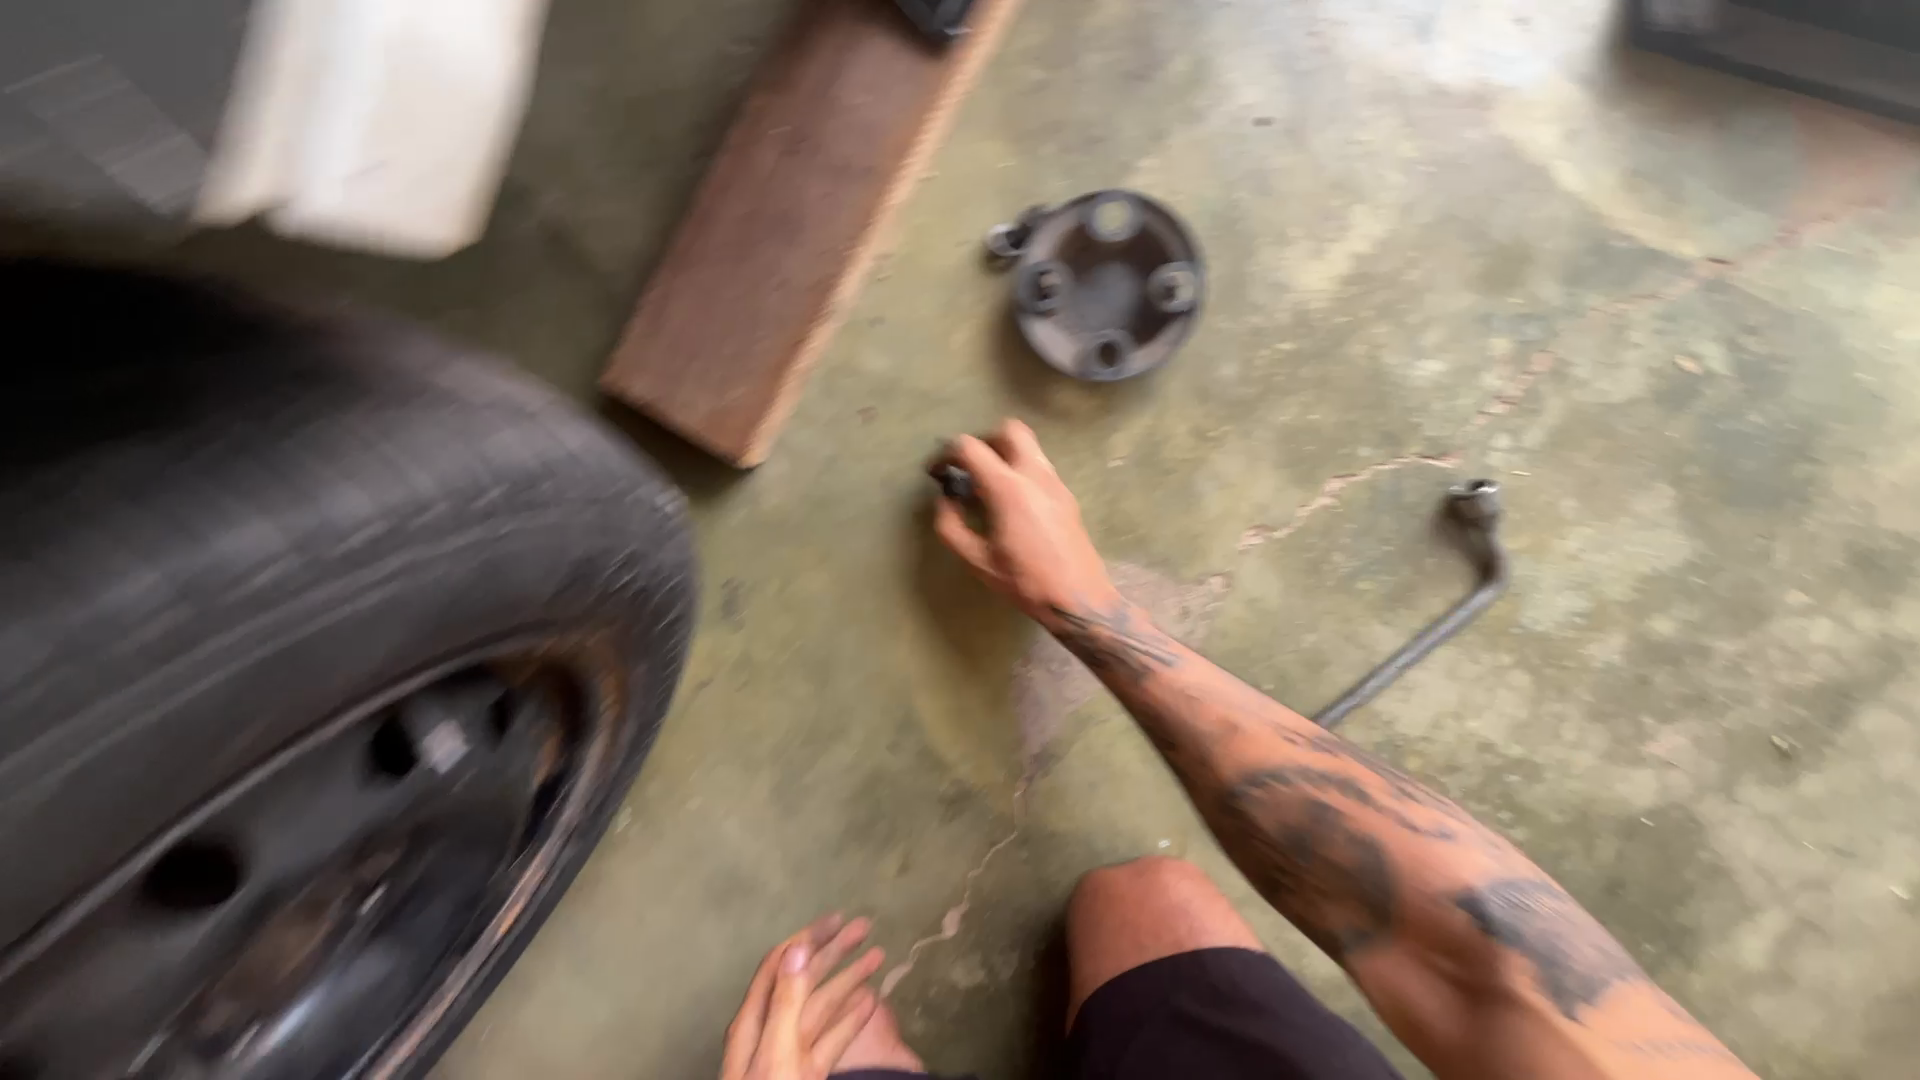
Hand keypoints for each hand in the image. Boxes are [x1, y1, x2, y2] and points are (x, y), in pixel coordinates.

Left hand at [720, 915, 886, 1079]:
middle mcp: (771, 1031)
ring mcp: (789, 1055)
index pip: (782, 963)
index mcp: (755, 1021)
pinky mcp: (805, 1076)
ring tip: (879, 956)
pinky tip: (871, 1002)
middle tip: (866, 927)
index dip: (809, 938)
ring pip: (822, 1007)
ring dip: (849, 980)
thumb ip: (787, 1001)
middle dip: (835, 951)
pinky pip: (830, 1038)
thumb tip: (798, 948)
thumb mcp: (775, 1053)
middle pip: (804, 979)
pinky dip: (851, 1017)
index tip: (838, 917)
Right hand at [932, 419, 1119, 622]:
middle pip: (1009, 430)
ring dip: (1005, 453)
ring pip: (1029, 446)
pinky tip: (1013, 503)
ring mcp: (1056, 482)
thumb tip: (945, 500)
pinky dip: (1021, 470)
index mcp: (1008, 488)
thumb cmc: (1024, 581)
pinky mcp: (1067, 495)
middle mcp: (1034, 474)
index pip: (971, 447)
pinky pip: (1040, 466)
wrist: (1078, 598)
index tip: (937, 471)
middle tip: (970, 467)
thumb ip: (950, 525)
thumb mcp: (976, 560)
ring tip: (990, 486)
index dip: (946, 453)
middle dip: (984, 440)